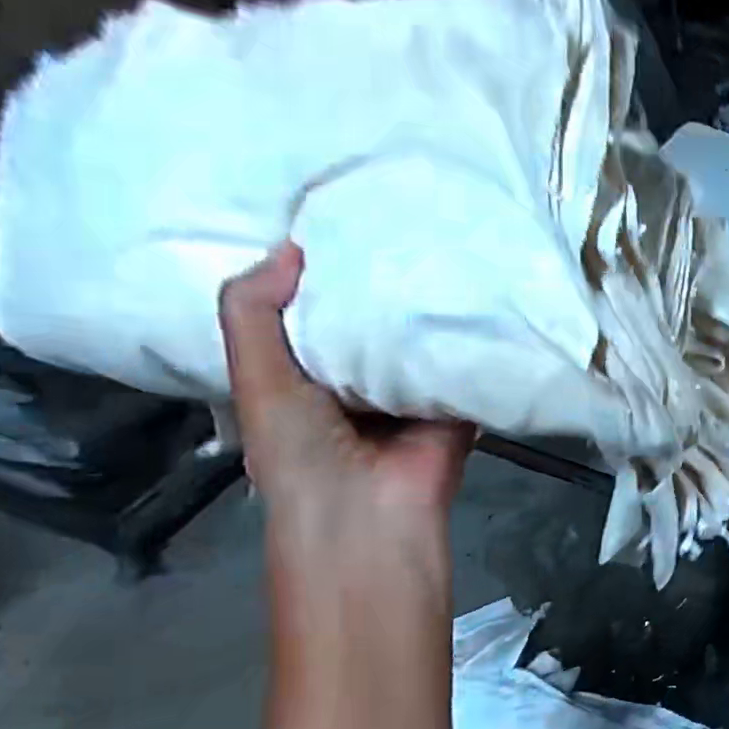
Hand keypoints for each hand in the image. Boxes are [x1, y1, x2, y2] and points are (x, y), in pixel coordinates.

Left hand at [219, 242, 475, 628]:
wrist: (370, 515)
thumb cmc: (301, 451)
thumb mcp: (256, 379)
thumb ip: (253, 312)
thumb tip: (290, 245)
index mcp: (307, 374)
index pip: (312, 310)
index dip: (316, 268)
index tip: (331, 214)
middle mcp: (359, 380)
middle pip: (369, 318)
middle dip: (378, 277)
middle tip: (394, 214)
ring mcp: (411, 393)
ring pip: (417, 338)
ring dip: (425, 303)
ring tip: (437, 238)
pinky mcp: (455, 403)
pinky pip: (460, 363)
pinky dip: (466, 336)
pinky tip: (475, 289)